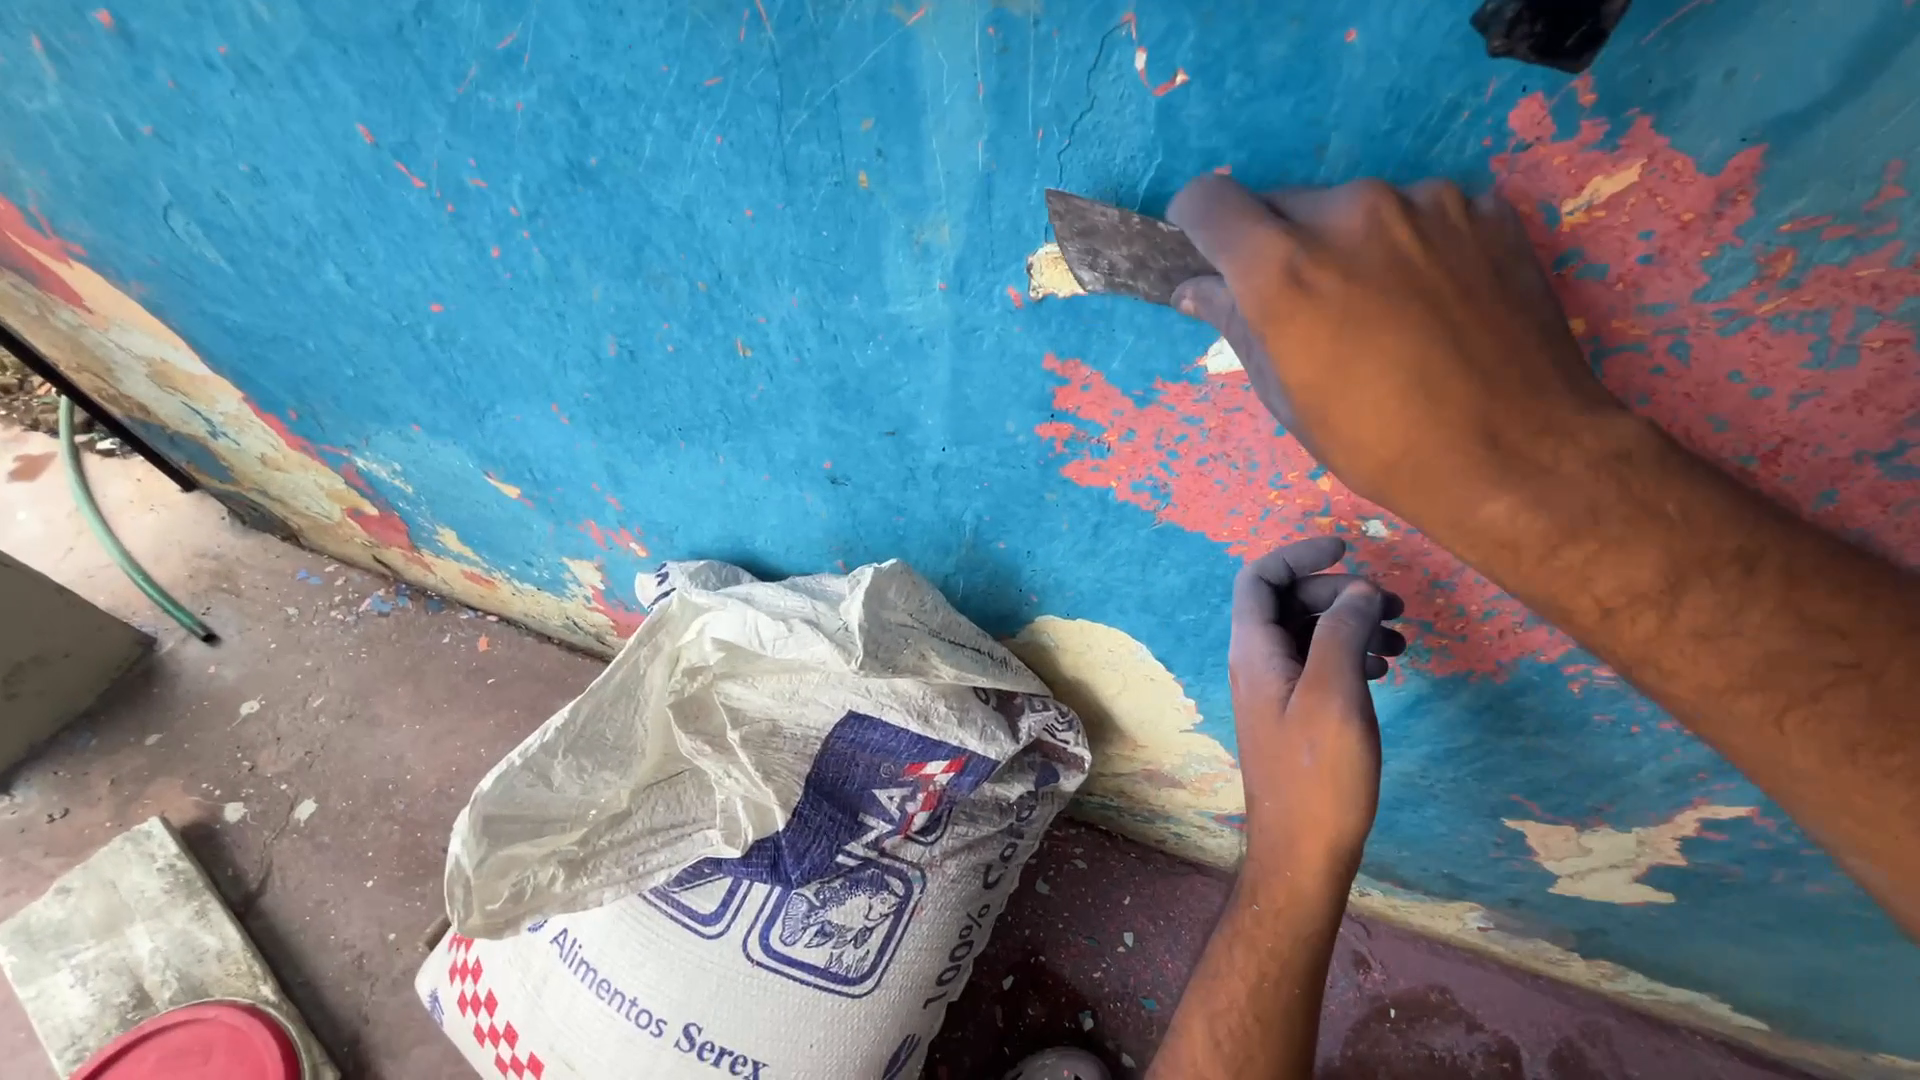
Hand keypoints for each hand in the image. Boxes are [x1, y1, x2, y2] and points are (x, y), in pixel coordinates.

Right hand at [1166, 174, 1631, 526]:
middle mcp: (1349, 213)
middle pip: (1281, 203)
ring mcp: (1424, 203)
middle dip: (1272, 244)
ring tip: (1374, 306)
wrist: (1513, 452)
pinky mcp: (1482, 208)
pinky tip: (1429, 299)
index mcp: (1285, 267)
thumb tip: (1195, 289)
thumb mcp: (1285, 395)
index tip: (1203, 249)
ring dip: (1342, 243)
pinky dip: (1404, 244)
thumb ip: (1236, 324)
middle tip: (1296, 302)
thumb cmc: (1375, 442)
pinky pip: (1416, 213)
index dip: (1195, 222)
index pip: (1211, 202)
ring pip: (1351, 207)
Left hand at [1230, 536, 1403, 879]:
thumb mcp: (1335, 692)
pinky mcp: (1294, 711)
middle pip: (1290, 601)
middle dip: (1340, 593)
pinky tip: (1384, 670)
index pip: (1259, 578)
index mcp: (1253, 649)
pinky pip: (1318, 663)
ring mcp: (1274, 688)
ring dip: (1352, 624)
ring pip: (1309, 633)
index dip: (1297, 554)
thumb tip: (1356, 589)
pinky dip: (1350, 654)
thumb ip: (1341, 630)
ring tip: (1401, 642)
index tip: (1346, 547)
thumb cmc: (1319, 772)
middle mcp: (1256, 661)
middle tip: (1394, 608)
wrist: (1304, 846)